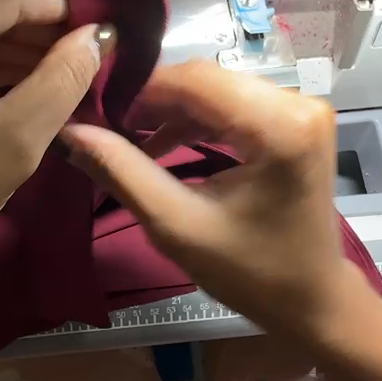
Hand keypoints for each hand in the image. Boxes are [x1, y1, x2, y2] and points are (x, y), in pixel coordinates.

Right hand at [58, 60, 380, 345]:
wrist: (311, 300)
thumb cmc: (250, 272)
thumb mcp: (176, 225)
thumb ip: (122, 172)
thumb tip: (70, 131)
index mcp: (279, 126)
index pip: (194, 80)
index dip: (138, 88)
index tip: (90, 105)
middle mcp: (297, 103)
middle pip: (205, 80)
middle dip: (150, 99)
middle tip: (100, 121)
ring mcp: (299, 108)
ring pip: (214, 89)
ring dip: (167, 110)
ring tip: (124, 135)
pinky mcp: (294, 119)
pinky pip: (231, 104)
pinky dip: (192, 119)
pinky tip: (158, 141)